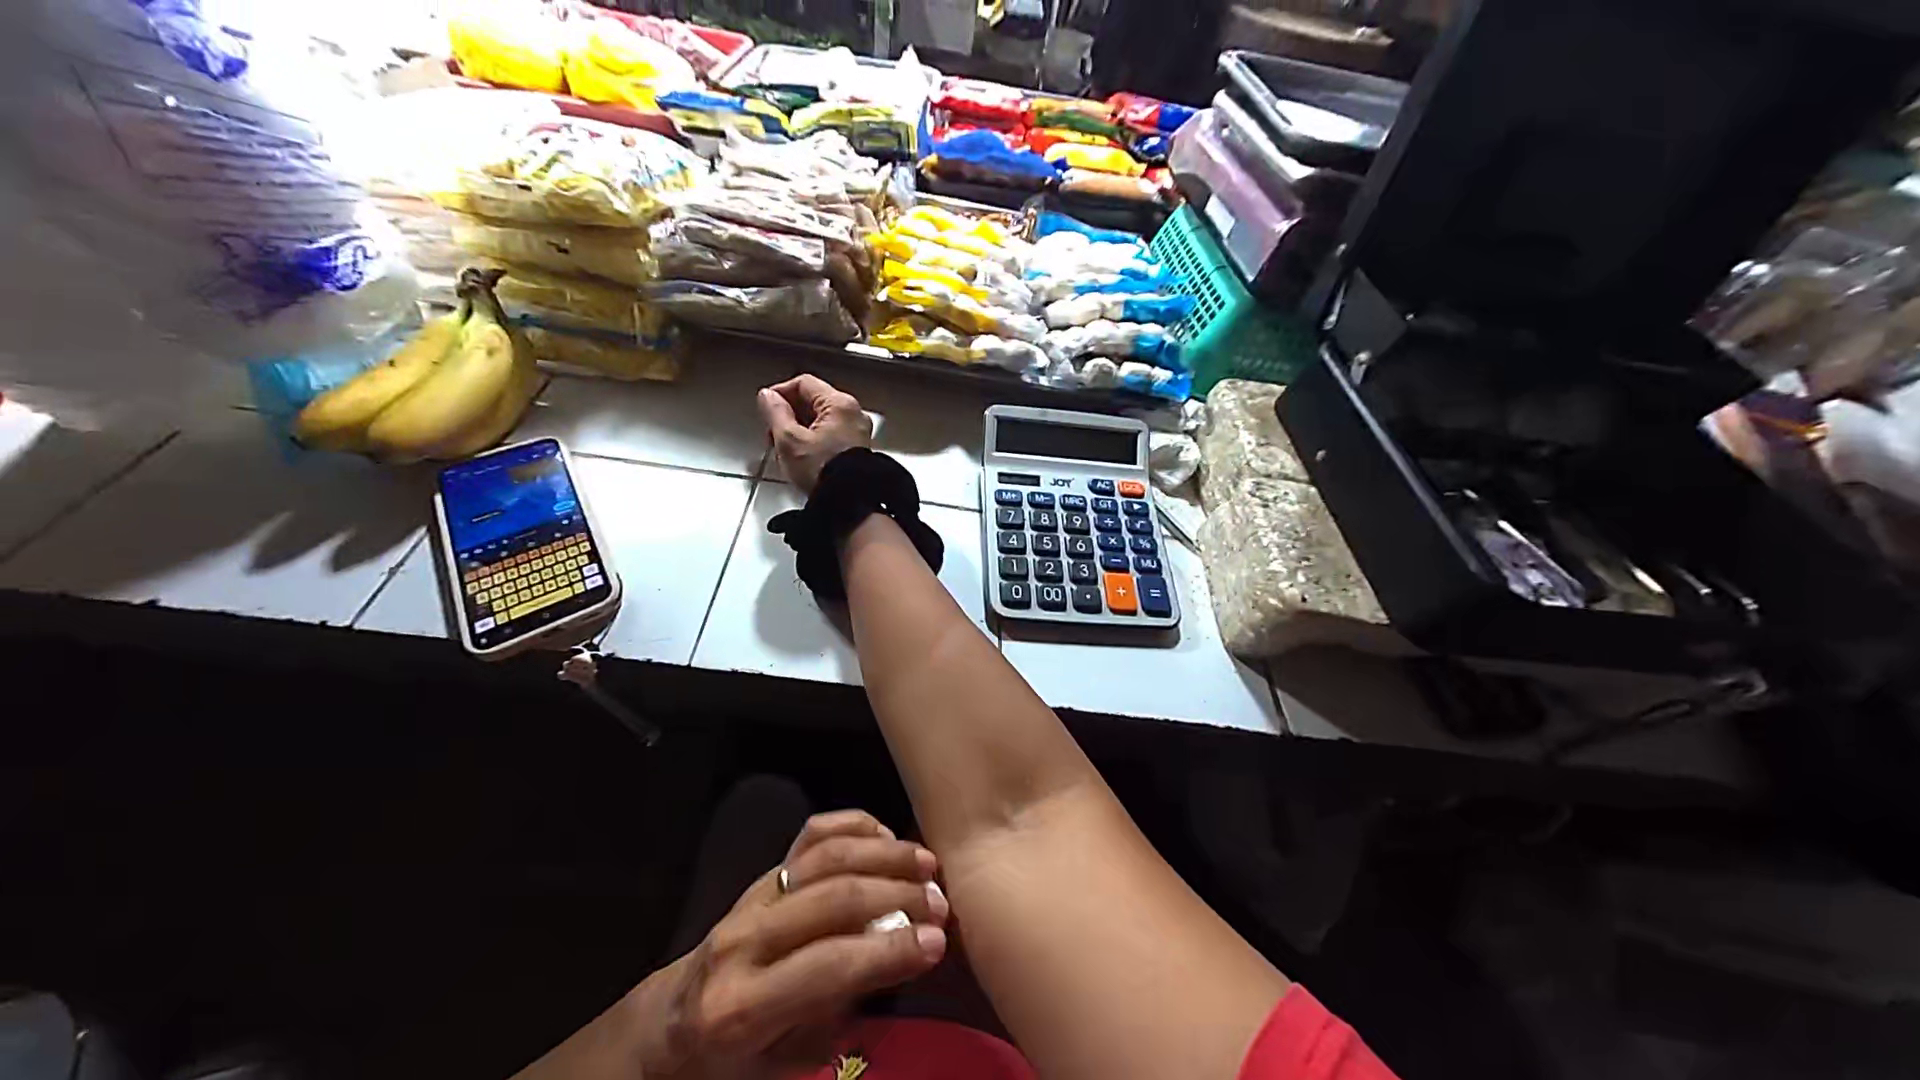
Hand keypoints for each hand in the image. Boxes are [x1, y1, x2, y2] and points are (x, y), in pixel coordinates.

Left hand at [643, 811, 947, 1077]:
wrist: (673, 1023)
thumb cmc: (735, 1062)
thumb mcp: (786, 1066)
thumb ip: (838, 1015)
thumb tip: (900, 957)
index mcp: (742, 1007)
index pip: (828, 965)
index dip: (889, 950)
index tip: (937, 943)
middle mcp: (743, 941)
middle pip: (832, 897)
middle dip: (897, 895)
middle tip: (941, 902)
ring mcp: (751, 897)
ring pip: (824, 856)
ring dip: (883, 855)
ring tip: (925, 863)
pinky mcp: (761, 872)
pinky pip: (811, 835)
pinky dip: (854, 826)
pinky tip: (887, 837)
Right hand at [757, 375, 872, 493]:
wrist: (848, 503)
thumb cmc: (823, 472)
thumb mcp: (789, 440)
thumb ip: (775, 412)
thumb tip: (768, 397)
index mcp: (840, 404)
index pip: (804, 383)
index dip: (780, 392)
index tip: (766, 407)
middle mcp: (854, 414)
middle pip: (813, 401)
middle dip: (788, 415)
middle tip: (772, 433)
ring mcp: (857, 432)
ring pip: (821, 420)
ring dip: (798, 429)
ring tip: (784, 449)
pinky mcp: (856, 450)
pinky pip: (830, 435)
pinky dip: (813, 441)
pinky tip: (801, 458)